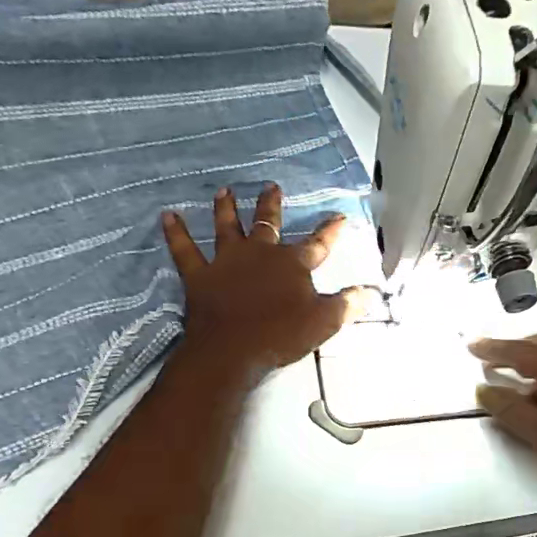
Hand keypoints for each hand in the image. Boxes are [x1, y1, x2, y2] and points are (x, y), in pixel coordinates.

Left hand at [162, 185, 373, 377]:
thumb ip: (346, 305)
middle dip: (271, 204)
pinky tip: (167, 215)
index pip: (318, 243)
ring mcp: (227, 261)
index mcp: (292, 264)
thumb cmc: (280, 336)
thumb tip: (369, 293)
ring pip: (227, 227)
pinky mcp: (200, 276)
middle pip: (268, 223)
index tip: (340, 214)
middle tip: (271, 186)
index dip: (330, 230)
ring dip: (225, 208)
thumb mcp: (323, 322)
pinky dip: (176, 232)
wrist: (232, 349)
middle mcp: (260, 253)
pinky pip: (184, 249)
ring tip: (223, 191)